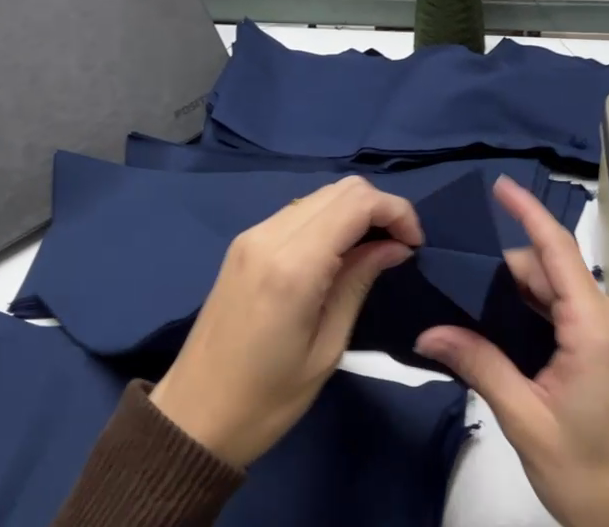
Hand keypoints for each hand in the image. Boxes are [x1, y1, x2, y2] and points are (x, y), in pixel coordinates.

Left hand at [149, 176, 422, 467]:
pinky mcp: (243, 245)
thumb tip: (394, 246)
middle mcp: (269, 236)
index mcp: (293, 265)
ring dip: (354, 212)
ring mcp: (252, 236)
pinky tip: (340, 253)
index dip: (396, 212)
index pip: (357, 203)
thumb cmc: (266, 399)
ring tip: (374, 251)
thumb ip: (359, 283)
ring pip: (320, 195)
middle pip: (340, 189)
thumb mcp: (327, 349)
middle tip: (399, 247)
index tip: (415, 245)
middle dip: (380, 208)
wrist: (192, 420)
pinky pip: (298, 212)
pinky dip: (329, 219)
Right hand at [415, 177, 608, 526]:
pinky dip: (537, 310)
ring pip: (559, 290)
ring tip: (473, 307)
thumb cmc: (586, 475)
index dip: (528, 213)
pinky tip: (505, 327)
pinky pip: (570, 310)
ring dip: (520, 293)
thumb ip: (479, 365)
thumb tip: (428, 332)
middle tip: (457, 287)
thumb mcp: (525, 420)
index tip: (500, 185)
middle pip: (552, 271)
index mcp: (595, 329)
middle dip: (506, 273)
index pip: (558, 251)